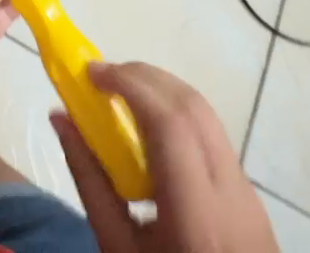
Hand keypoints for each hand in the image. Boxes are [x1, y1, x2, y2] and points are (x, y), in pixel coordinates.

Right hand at [52, 62, 277, 252]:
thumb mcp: (116, 247)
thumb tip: (60, 118)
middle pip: (192, 106)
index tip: (89, 73)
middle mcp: (231, 192)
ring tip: (119, 95)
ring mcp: (247, 192)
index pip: (169, 123)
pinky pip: (211, 135)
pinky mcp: (249, 194)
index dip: (129, 84)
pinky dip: (175, 114)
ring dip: (160, 90)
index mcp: (196, 213)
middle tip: (99, 76)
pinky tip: (146, 129)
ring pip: (206, 115)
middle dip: (143, 76)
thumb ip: (88, 179)